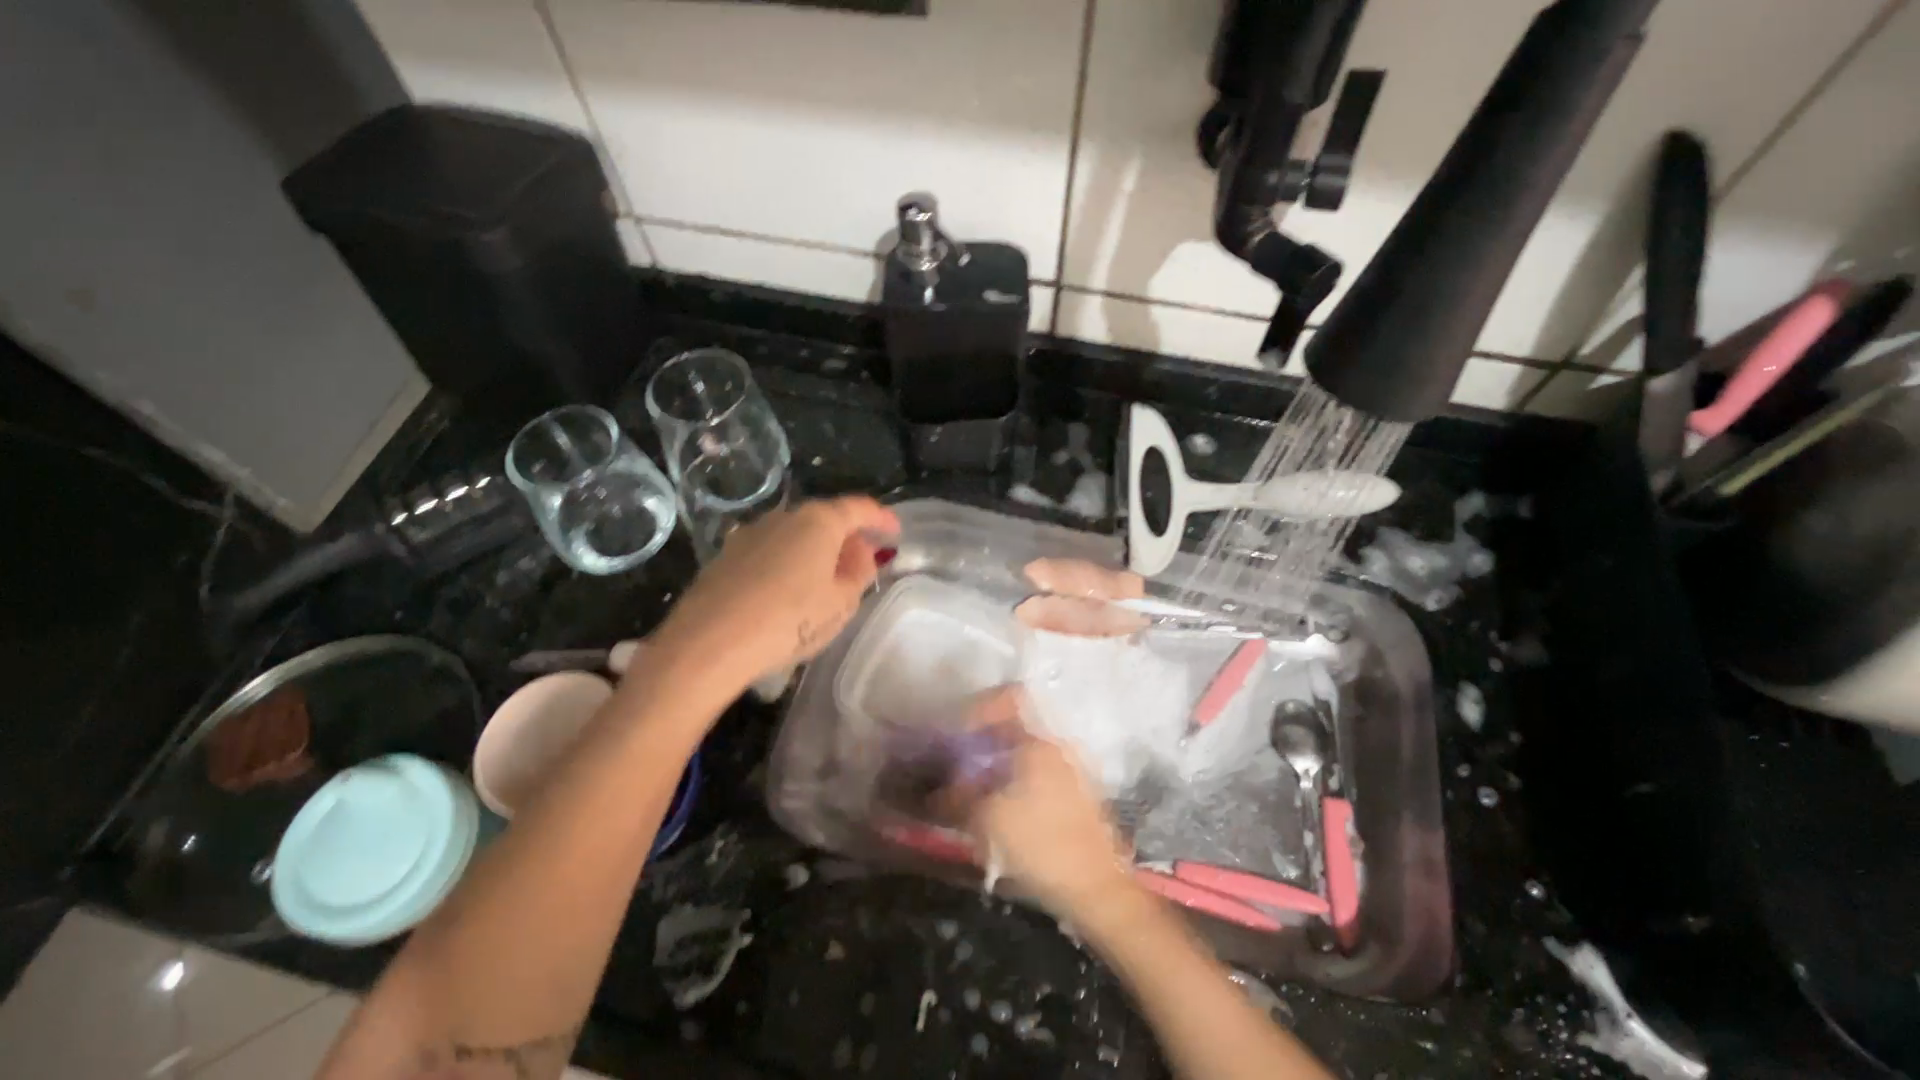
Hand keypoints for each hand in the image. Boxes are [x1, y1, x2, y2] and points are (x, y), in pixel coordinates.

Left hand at [654, 496, 897, 688]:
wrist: (710, 642)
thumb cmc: (789, 620)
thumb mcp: (841, 603)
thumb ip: (859, 573)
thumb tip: (861, 551)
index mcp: (818, 521)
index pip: (858, 508)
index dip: (881, 518)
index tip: (894, 531)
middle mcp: (782, 517)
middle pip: (823, 519)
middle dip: (845, 538)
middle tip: (861, 564)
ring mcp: (749, 534)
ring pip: (793, 536)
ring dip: (813, 552)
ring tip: (823, 583)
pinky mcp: (725, 557)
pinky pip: (769, 554)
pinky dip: (786, 565)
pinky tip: (786, 594)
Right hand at [956, 692, 1132, 918]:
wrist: (1097, 890)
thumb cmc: (1039, 846)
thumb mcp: (984, 820)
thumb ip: (954, 796)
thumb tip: (934, 791)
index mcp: (1037, 742)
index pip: (1008, 698)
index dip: (976, 708)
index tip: (951, 734)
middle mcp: (1058, 748)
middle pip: (1012, 728)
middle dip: (979, 744)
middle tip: (952, 768)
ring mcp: (1072, 773)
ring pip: (1023, 755)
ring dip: (994, 768)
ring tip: (969, 797)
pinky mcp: (1077, 799)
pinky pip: (1035, 777)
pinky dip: (1012, 786)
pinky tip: (996, 815)